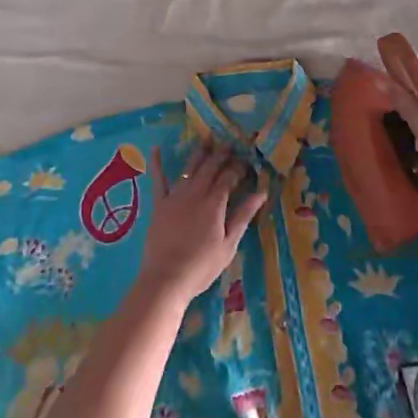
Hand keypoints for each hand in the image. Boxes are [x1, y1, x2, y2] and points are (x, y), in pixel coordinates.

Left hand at [138, 143, 267, 306]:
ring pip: (190, 168)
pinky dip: (157, 163)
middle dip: (221, 155)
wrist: (167, 277)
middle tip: (230, 144)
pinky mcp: (159, 203)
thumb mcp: (229, 243)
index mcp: (214, 202)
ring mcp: (175, 196)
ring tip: (207, 140)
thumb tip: (261, 192)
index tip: (245, 161)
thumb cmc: (202, 265)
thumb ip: (243, 215)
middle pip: (210, 168)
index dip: (238, 167)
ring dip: (200, 153)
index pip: (228, 177)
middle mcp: (195, 192)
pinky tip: (156, 148)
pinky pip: (159, 179)